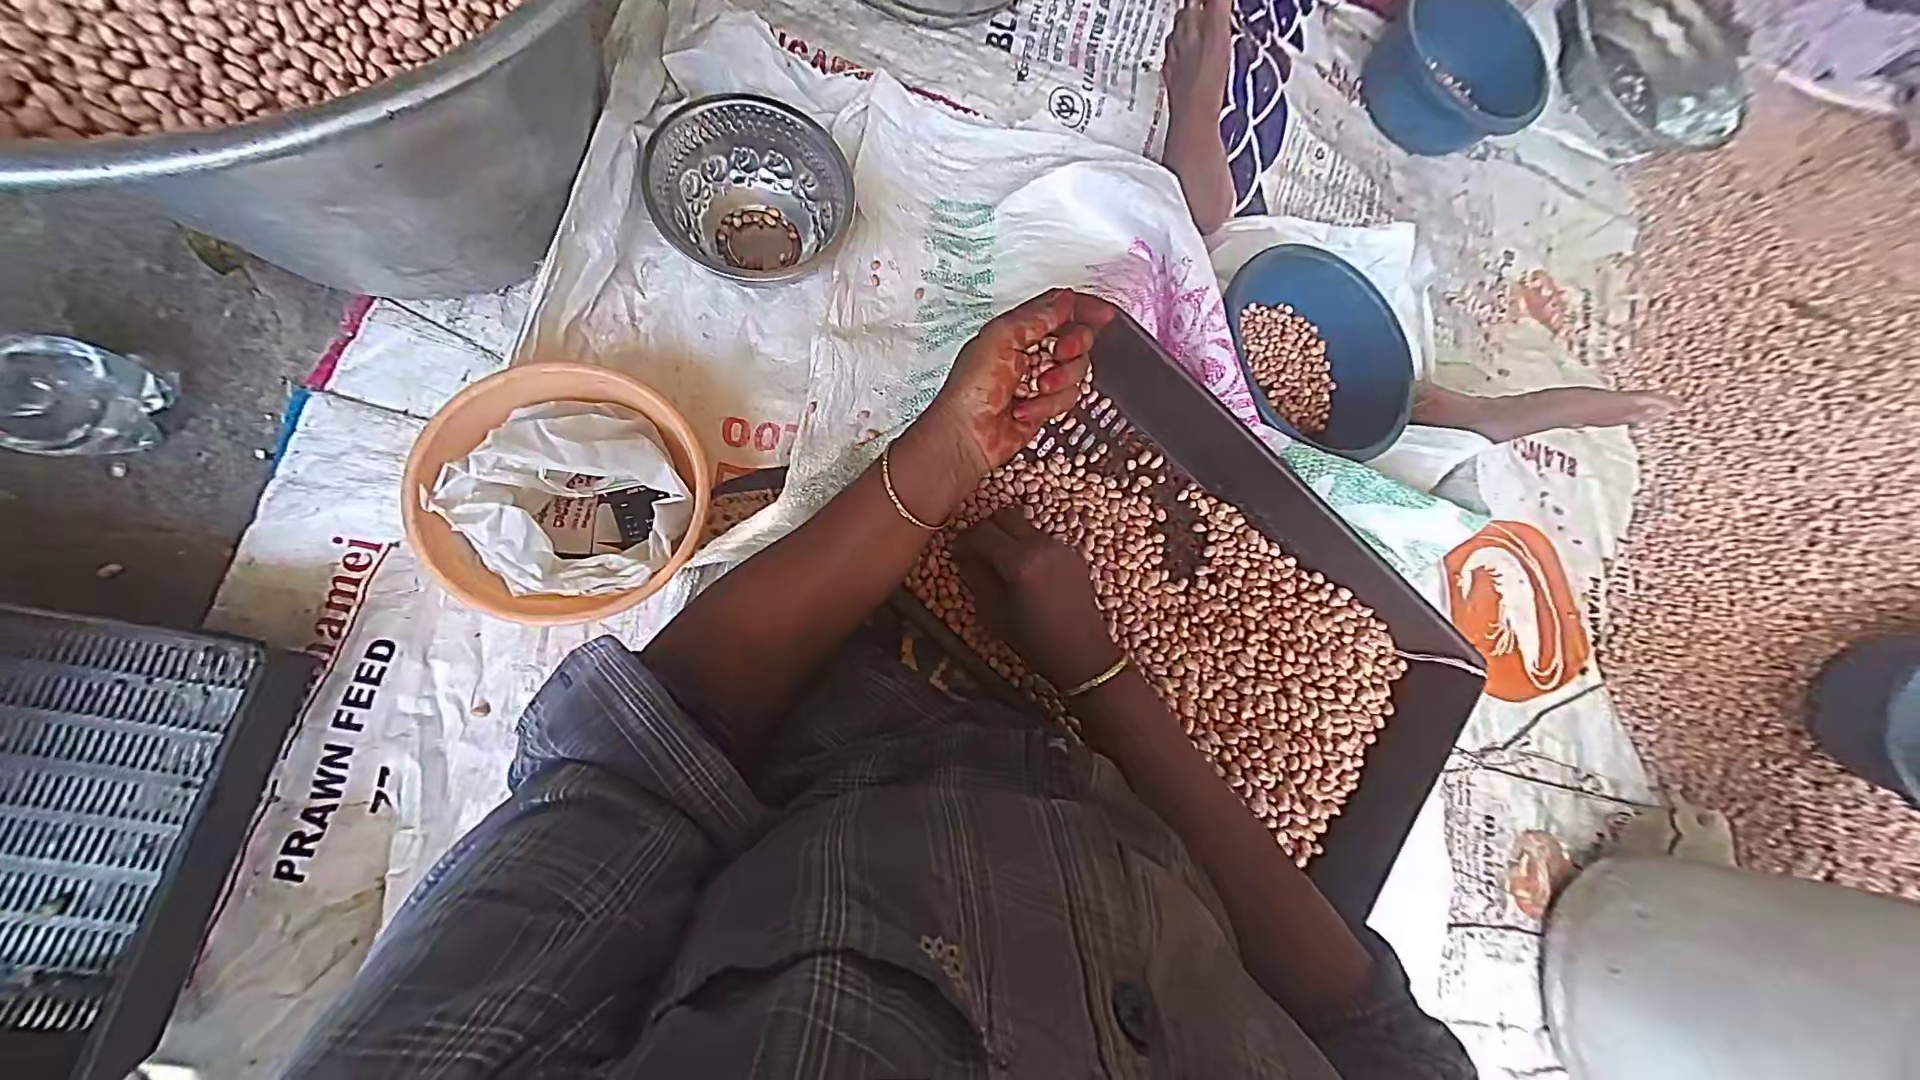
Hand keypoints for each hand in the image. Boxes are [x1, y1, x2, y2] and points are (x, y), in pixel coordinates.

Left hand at [916, 289, 1118, 482]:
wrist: (967, 434)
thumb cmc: (972, 389)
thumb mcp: (1001, 338)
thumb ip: (1037, 317)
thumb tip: (1065, 300)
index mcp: (1017, 329)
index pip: (1058, 310)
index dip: (1084, 309)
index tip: (1105, 315)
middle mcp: (1030, 352)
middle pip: (1076, 338)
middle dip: (1074, 346)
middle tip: (1059, 354)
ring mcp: (1039, 380)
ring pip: (1077, 371)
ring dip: (1059, 379)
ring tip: (1035, 388)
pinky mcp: (1045, 406)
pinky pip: (1067, 398)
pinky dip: (1048, 405)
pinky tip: (1024, 409)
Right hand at [955, 508, 1123, 690]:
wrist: (1082, 654)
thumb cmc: (1034, 639)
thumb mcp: (995, 612)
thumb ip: (978, 577)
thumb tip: (966, 557)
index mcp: (1019, 561)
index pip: (982, 533)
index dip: (963, 540)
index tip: (956, 552)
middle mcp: (1041, 545)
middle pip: (1004, 517)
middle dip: (984, 530)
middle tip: (974, 550)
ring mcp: (1060, 547)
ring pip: (1024, 525)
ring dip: (1006, 536)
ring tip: (998, 562)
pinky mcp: (1072, 554)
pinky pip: (1040, 539)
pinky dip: (1025, 545)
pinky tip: (1022, 570)